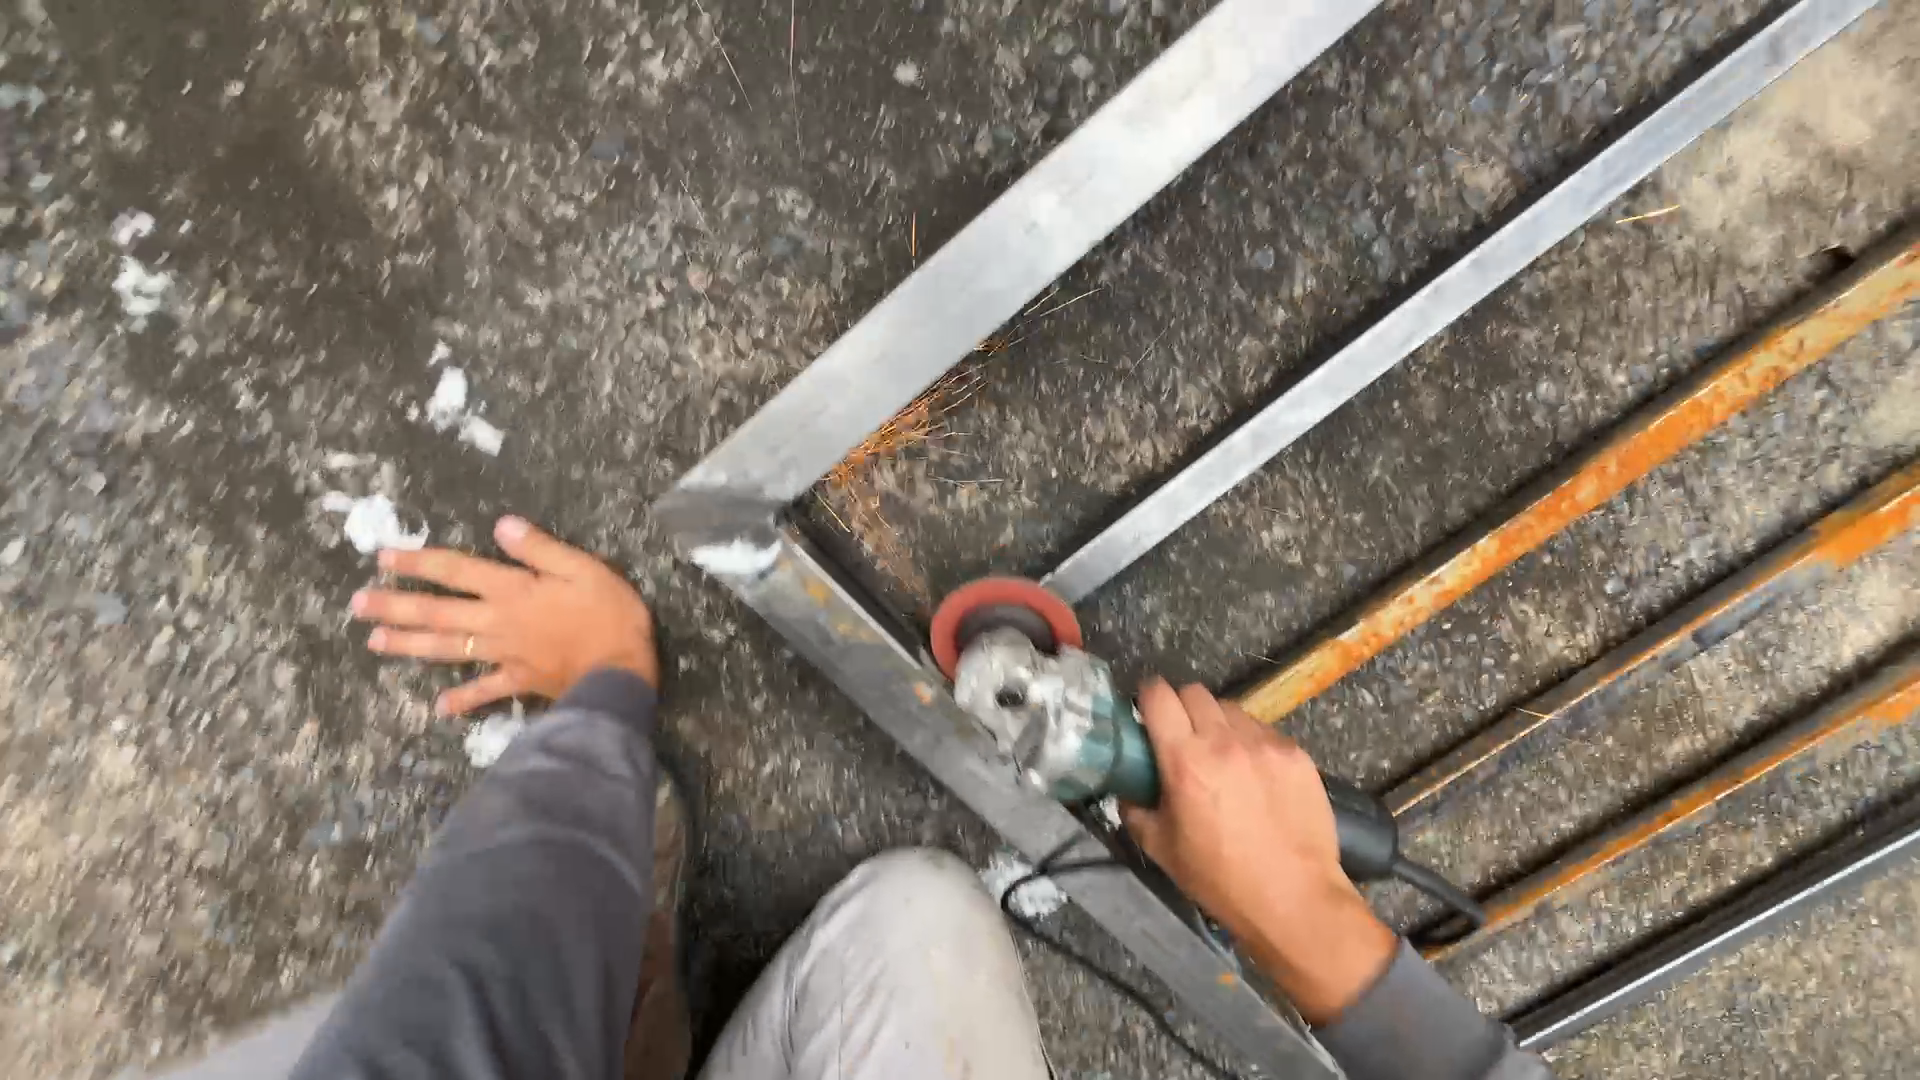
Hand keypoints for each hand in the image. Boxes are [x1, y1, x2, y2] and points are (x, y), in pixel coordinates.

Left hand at [349, 516, 658, 715]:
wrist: (620, 669)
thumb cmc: (609, 614)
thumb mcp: (585, 569)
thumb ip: (542, 549)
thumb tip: (502, 526)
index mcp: (513, 590)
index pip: (457, 571)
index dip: (420, 562)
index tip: (384, 558)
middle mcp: (498, 621)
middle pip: (439, 612)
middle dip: (396, 606)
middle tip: (357, 604)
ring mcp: (505, 654)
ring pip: (448, 648)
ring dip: (410, 644)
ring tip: (375, 641)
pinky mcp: (520, 680)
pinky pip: (486, 690)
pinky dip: (463, 699)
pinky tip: (441, 707)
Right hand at [1122, 679, 1395, 1024]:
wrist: (1296, 901)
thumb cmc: (1220, 878)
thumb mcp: (1161, 848)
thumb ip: (1134, 808)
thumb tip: (1128, 787)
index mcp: (1185, 760)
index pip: (1158, 695)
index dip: (1147, 698)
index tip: (1146, 713)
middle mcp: (1224, 741)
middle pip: (1193, 692)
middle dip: (1181, 707)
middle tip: (1182, 737)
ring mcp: (1265, 744)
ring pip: (1229, 708)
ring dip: (1217, 723)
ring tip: (1221, 756)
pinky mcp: (1296, 754)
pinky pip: (1262, 731)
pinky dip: (1250, 742)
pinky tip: (1254, 775)